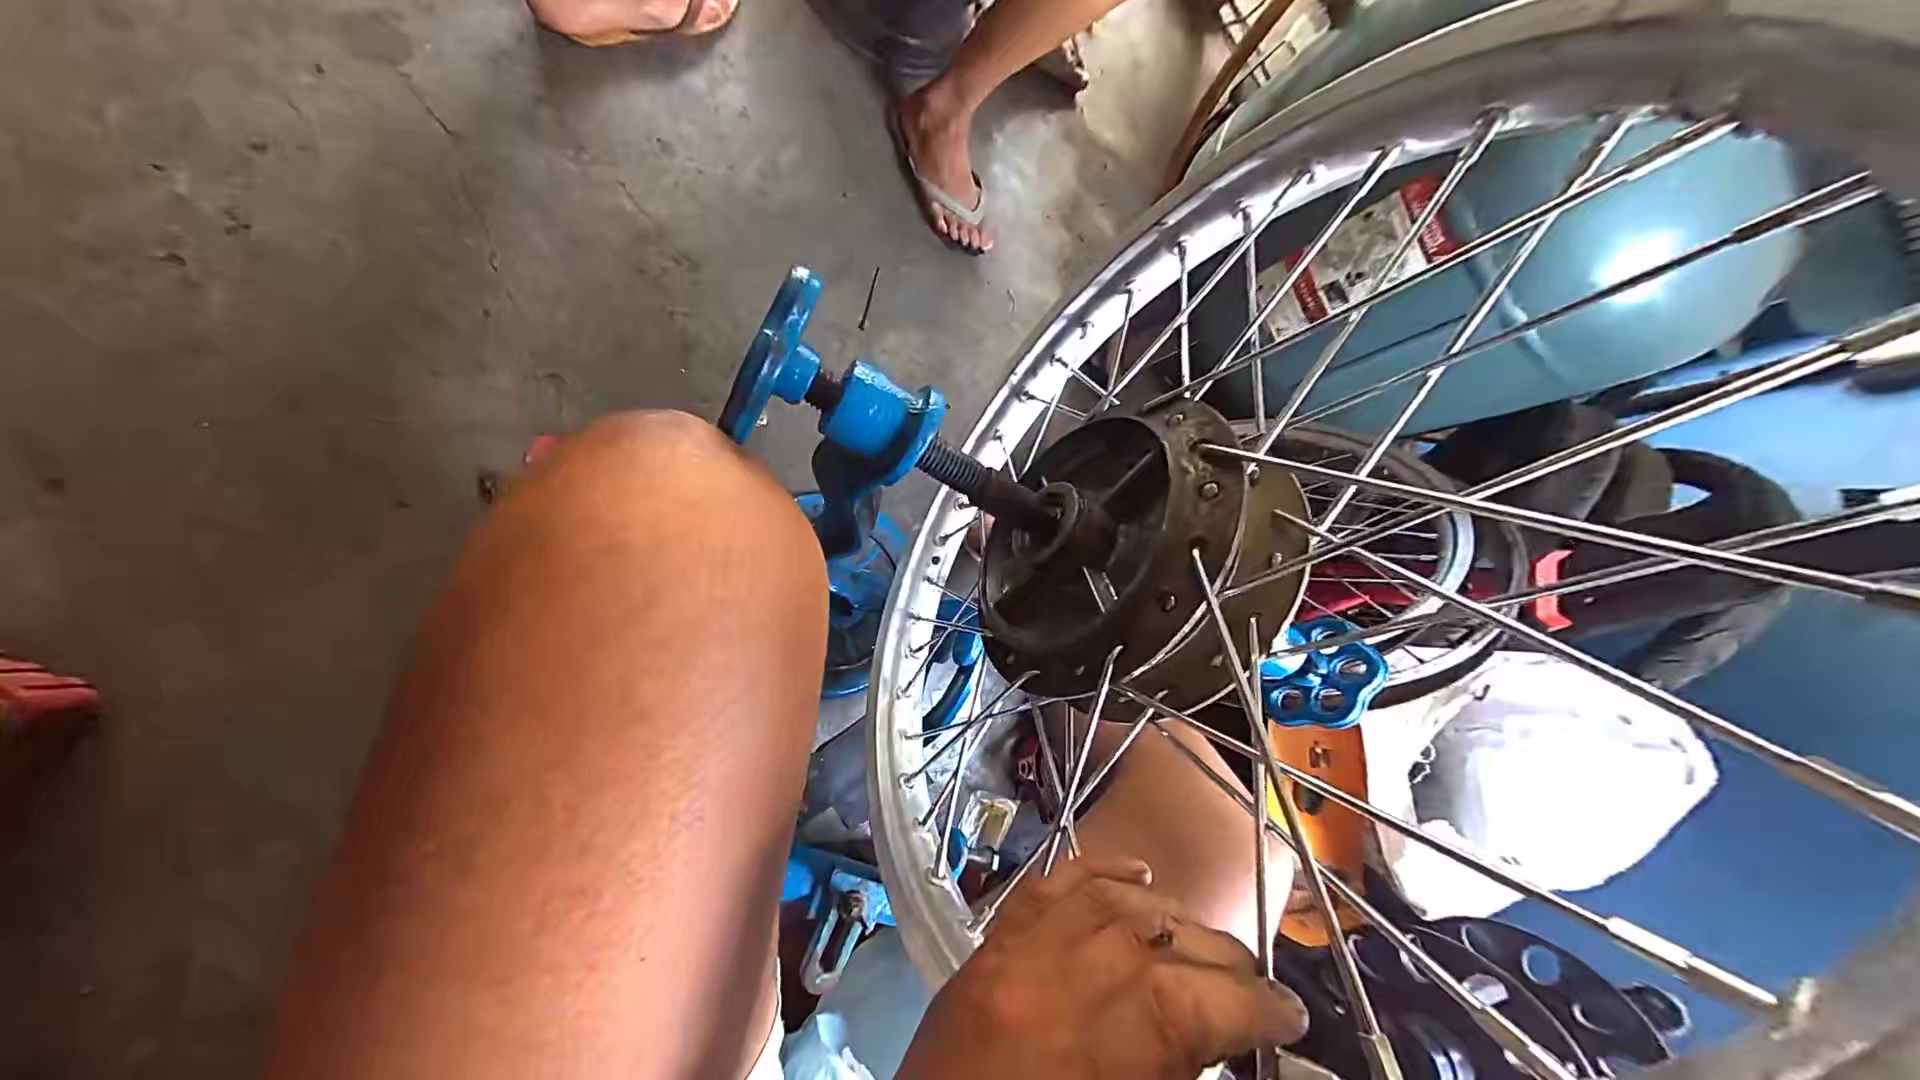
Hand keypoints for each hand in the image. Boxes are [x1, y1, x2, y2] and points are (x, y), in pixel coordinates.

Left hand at [897, 857, 1309, 1079]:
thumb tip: (1225, 1041)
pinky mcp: (1000, 933)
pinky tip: (1136, 871)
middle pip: (1172, 940)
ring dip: (1172, 917)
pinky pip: (1059, 881)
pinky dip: (1101, 871)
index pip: (1212, 997)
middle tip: (1251, 988)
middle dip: (1225, 963)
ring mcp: (1031, 939)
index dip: (1262, 1008)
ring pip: (1121, 901)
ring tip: (1201, 939)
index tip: (1288, 1018)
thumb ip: (1180, 1065)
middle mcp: (1078, 967)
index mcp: (1120, 1032)